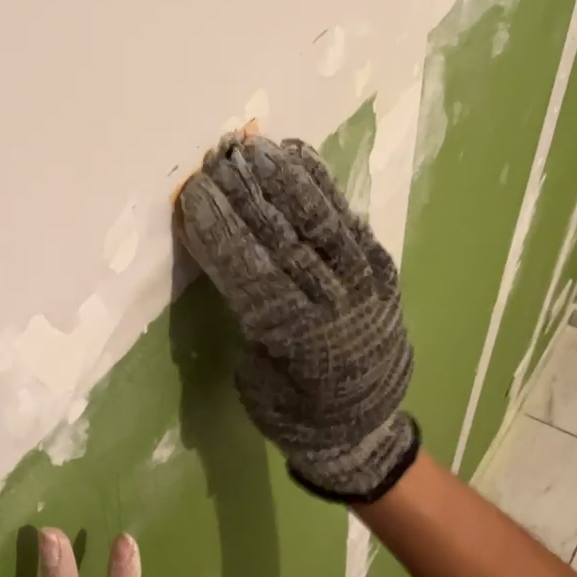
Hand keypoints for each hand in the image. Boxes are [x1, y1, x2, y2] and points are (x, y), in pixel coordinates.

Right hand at [177, 133, 418, 502]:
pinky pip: (350, 221)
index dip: (220, 230)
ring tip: (256, 147)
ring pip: (320, 220)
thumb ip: (249, 323)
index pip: (250, 270)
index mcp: (294, 337)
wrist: (365, 429)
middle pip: (282, 237)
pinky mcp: (382, 270)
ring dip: (284, 179)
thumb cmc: (294, 414)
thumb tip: (236, 271)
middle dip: (246, 194)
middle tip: (216, 158)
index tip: (194, 195)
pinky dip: (323, 188)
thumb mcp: (256, 380)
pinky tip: (300, 158)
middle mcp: (332, 302)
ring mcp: (362, 282)